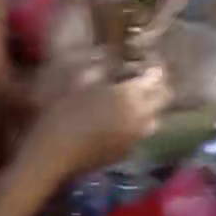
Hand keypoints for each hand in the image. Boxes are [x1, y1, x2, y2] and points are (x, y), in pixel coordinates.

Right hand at [24, 65, 169, 176]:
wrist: (52, 157)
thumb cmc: (62, 114)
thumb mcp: (78, 79)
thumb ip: (100, 66)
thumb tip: (110, 58)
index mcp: (132, 96)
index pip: (158, 77)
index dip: (154, 67)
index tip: (145, 62)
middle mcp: (140, 118)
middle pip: (163, 100)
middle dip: (157, 88)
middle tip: (141, 81)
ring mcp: (133, 139)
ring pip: (153, 120)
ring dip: (148, 109)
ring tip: (131, 103)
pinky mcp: (122, 154)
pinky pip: (137, 136)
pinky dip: (134, 127)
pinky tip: (117, 123)